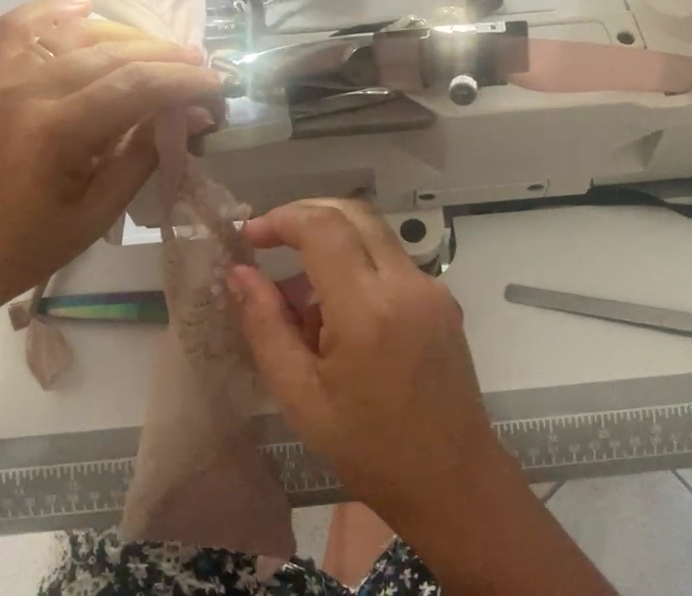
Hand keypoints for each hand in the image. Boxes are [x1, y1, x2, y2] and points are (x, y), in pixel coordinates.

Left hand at [0, 0, 221, 327]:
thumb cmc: (18, 252)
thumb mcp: (94, 216)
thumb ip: (143, 158)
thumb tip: (191, 118)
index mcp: (54, 131)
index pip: (137, 86)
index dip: (185, 82)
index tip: (219, 86)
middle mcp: (26, 91)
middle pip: (111, 54)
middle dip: (165, 57)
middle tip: (202, 67)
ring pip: (74, 37)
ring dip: (125, 37)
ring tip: (164, 50)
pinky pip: (16, 31)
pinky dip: (51, 13)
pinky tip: (84, 8)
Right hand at [227, 199, 511, 526]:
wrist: (452, 479)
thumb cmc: (368, 448)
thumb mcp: (300, 396)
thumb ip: (265, 326)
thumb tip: (239, 273)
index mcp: (368, 309)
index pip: (323, 227)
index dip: (281, 218)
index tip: (249, 235)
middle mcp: (406, 284)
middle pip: (353, 214)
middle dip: (305, 216)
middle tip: (268, 243)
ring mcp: (432, 288)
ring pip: (374, 235)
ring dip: (332, 244)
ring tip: (300, 301)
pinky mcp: (444, 299)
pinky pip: (392, 262)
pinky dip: (358, 267)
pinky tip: (339, 318)